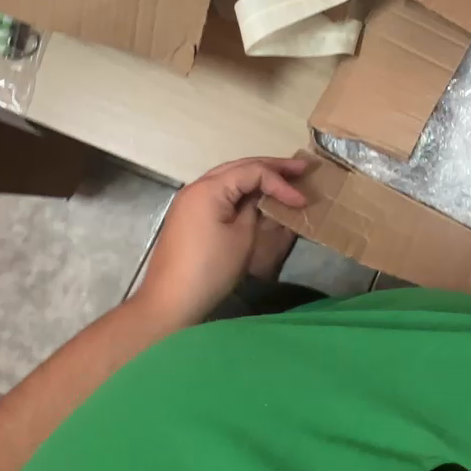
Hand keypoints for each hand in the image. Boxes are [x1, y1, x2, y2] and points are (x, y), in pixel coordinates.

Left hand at [131, 157, 308, 328]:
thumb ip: (256, 208)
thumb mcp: (242, 237)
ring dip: (257, 176)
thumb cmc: (210, 269)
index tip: (302, 201)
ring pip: (229, 177)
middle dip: (272, 167)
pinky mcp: (189, 215)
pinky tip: (257, 193)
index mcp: (209, 188)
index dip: (281, 182)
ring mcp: (190, 200)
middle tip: (301, 168)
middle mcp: (197, 186)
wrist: (169, 303)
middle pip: (240, 167)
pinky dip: (242, 189)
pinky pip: (220, 191)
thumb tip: (261, 198)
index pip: (254, 171)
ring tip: (284, 176)